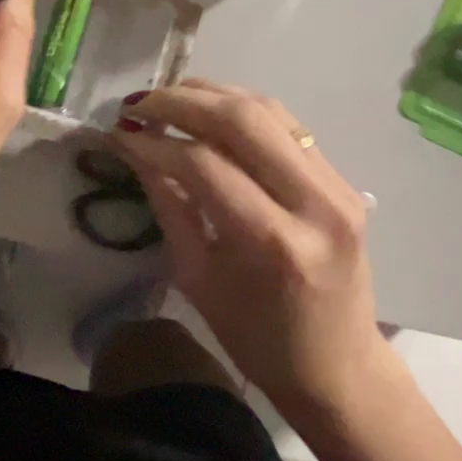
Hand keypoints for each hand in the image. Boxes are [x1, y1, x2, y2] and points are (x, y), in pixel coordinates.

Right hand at [109, 81, 388, 414]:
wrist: (336, 365)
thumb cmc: (254, 337)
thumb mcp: (196, 276)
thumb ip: (169, 205)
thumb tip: (135, 149)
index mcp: (272, 242)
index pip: (203, 164)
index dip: (153, 142)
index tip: (118, 134)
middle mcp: (313, 203)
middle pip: (241, 121)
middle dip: (180, 102)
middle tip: (137, 105)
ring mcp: (337, 187)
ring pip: (268, 111)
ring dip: (211, 95)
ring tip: (166, 100)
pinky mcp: (344, 181)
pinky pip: (287, 126)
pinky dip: (242, 111)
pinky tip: (208, 112)